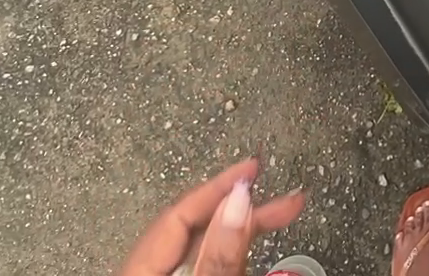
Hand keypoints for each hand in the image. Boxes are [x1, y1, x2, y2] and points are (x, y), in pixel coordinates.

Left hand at [117, 158, 306, 275]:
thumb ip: (219, 252)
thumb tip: (241, 197)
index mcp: (140, 266)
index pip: (183, 209)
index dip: (222, 183)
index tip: (258, 164)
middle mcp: (146, 269)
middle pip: (195, 226)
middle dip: (243, 206)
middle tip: (288, 196)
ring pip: (199, 245)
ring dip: (241, 227)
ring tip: (282, 216)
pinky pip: (199, 262)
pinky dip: (228, 247)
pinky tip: (247, 246)